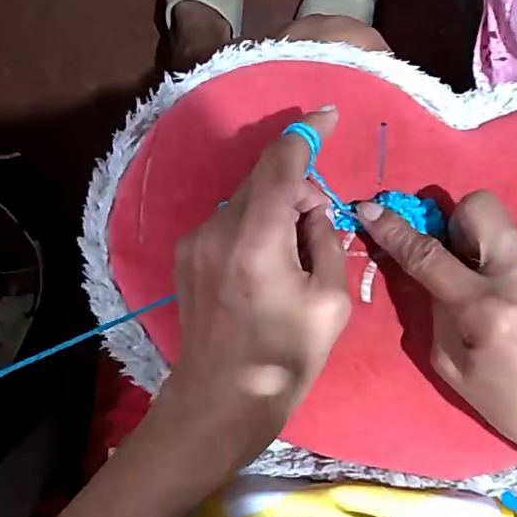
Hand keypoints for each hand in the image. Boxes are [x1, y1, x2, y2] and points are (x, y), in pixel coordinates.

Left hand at [163, 108, 352, 461]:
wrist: (220, 400)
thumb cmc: (284, 359)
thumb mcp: (330, 302)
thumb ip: (326, 240)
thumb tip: (313, 211)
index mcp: (257, 241)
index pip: (281, 163)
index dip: (306, 134)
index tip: (327, 116)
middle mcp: (218, 230)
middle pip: (262, 177)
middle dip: (298, 186)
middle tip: (319, 227)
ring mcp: (195, 241)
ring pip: (246, 198)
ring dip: (276, 208)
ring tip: (292, 255)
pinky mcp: (186, 254)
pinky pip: (229, 220)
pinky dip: (254, 224)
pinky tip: (265, 264)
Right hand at [355, 191, 516, 492]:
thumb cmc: (512, 404)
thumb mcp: (453, 369)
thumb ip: (437, 311)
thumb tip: (432, 267)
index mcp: (487, 312)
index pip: (427, 257)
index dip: (393, 230)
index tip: (370, 209)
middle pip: (481, 207)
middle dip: (459, 221)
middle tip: (463, 256)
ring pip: (514, 232)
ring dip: (500, 256)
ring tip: (515, 299)